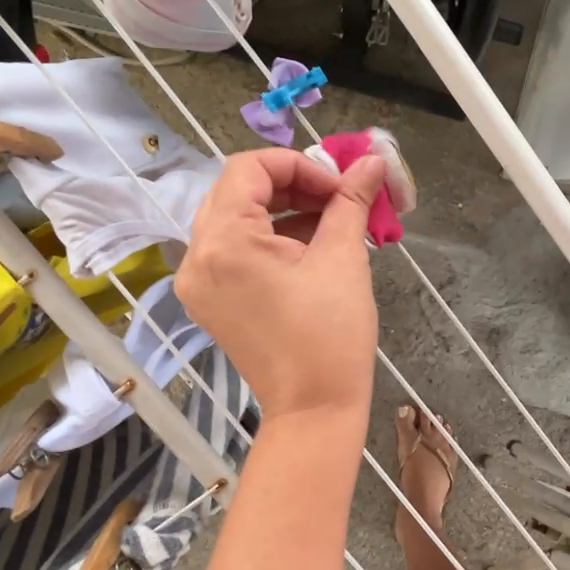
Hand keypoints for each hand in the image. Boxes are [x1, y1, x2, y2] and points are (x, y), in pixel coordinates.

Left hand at [174, 148, 386, 420]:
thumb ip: (352, 201)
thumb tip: (372, 161)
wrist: (315, 408)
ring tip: (331, 222)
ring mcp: (198, 281)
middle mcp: (196, 256)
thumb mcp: (344, 258)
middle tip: (338, 198)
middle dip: (292, 185)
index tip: (340, 186)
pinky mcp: (209, 300)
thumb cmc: (331, 334)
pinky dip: (270, 238)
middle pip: (238, 191)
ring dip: (283, 209)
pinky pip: (234, 249)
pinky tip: (310, 247)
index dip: (299, 165)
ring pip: (236, 219)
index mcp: (224, 241)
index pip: (249, 168)